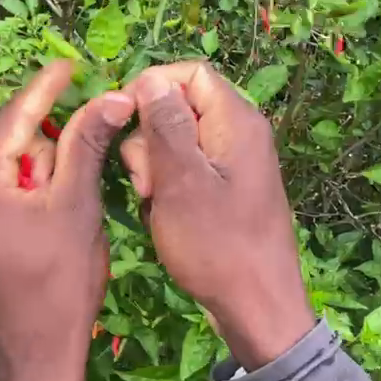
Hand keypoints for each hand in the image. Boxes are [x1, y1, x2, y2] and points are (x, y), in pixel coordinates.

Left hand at [0, 60, 134, 380]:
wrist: (35, 355)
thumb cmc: (61, 283)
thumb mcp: (77, 208)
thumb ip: (86, 145)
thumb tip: (111, 96)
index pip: (13, 119)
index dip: (45, 88)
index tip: (68, 62)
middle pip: (7, 143)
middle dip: (48, 146)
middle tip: (79, 176)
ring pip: (3, 169)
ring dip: (39, 172)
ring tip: (66, 208)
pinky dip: (25, 192)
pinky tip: (48, 214)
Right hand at [120, 60, 313, 369]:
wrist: (257, 307)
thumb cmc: (217, 245)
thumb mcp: (180, 181)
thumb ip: (165, 125)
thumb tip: (150, 78)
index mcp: (237, 121)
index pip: (190, 73)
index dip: (151, 88)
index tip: (124, 122)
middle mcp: (240, 134)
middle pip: (181, 107)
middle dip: (150, 138)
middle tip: (146, 183)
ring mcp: (235, 165)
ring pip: (178, 143)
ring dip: (155, 169)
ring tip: (155, 205)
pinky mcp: (228, 191)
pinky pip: (189, 172)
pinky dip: (169, 188)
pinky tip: (165, 216)